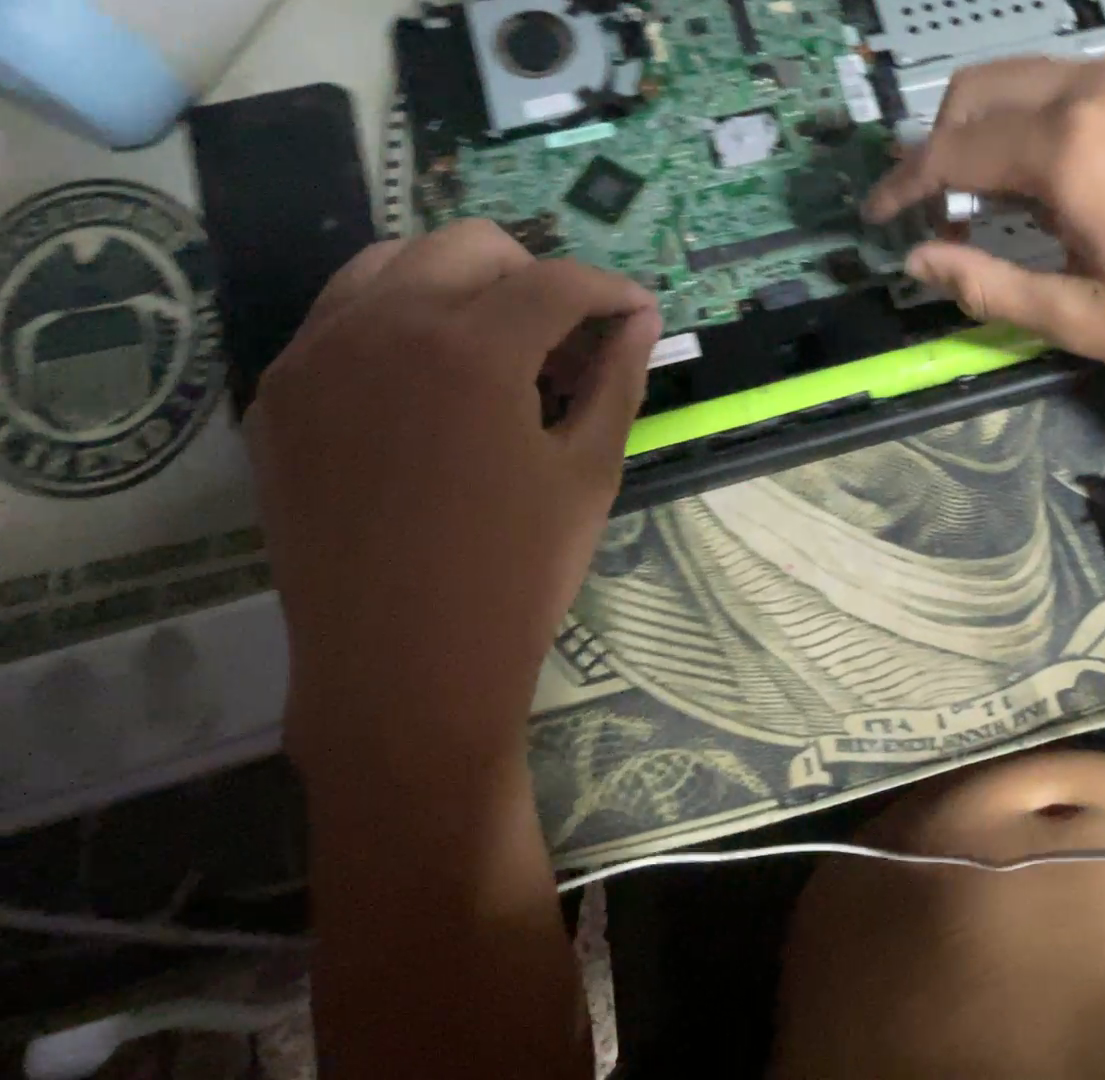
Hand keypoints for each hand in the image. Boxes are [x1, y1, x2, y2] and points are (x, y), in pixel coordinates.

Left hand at [247, 221, 661, 765]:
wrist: (403, 666)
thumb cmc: (518, 574)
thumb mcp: (589, 473)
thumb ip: (617, 381)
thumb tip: (639, 322)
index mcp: (469, 350)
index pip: (555, 282)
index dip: (611, 290)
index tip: (641, 313)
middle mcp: (378, 326)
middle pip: (469, 248)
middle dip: (537, 278)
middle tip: (574, 340)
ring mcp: (312, 357)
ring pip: (393, 267)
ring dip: (464, 290)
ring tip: (505, 357)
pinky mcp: (280, 396)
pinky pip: (342, 320)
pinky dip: (402, 325)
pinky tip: (437, 389)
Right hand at [864, 57, 1104, 390]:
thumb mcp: (1078, 320)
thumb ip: (985, 287)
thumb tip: (917, 263)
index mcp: (1070, 148)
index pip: (953, 150)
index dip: (904, 187)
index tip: (875, 218)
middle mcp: (1095, 88)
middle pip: (978, 95)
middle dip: (938, 150)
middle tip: (930, 217)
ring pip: (1022, 83)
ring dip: (983, 134)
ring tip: (980, 207)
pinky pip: (1069, 89)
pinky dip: (1031, 125)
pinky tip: (1041, 182)